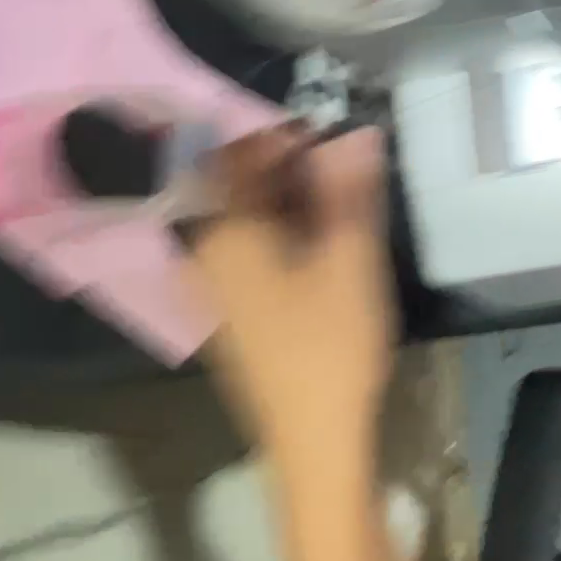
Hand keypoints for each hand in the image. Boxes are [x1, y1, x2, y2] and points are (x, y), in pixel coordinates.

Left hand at [190, 124, 395, 457]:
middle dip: (282, 160)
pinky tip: (317, 239)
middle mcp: (203, 252)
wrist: (315, 437)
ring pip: (240, 217)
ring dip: (283, 195)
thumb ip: (349, 195)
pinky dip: (279, 229)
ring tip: (334, 191)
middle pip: (230, 183)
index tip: (326, 124)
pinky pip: (247, 247)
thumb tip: (357, 134)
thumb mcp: (350, 263)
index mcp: (221, 232)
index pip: (231, 152)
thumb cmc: (331, 346)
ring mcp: (214, 286)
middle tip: (337, 156)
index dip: (276, 129)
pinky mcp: (234, 312)